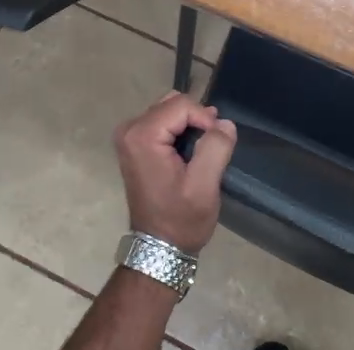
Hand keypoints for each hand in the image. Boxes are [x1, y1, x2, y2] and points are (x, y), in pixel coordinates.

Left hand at [112, 92, 237, 253]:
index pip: (182, 105)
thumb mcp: (204, 186)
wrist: (158, 249)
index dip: (204, 120)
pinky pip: (162, 121)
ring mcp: (128, 136)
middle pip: (173, 104)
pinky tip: (188, 153)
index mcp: (142, 136)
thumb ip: (215, 148)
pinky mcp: (133, 144)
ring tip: (200, 152)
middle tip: (210, 148)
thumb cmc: (180, 220)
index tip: (216, 145)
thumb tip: (224, 122)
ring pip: (169, 110)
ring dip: (189, 126)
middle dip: (196, 120)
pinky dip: (179, 131)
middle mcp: (129, 130)